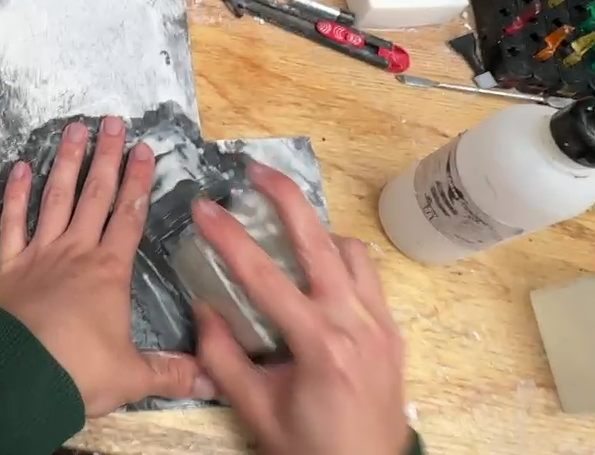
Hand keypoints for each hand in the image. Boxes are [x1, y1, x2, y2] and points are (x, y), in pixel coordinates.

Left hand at [0, 116, 213, 414]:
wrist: (20, 381)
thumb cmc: (79, 372)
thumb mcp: (132, 376)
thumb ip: (171, 372)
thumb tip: (213, 380)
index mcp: (109, 271)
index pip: (129, 215)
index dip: (139, 181)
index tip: (144, 148)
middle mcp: (77, 251)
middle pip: (95, 195)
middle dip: (107, 157)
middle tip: (111, 121)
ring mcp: (41, 252)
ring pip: (56, 197)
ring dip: (67, 162)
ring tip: (73, 128)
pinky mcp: (11, 264)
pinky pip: (13, 222)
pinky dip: (15, 194)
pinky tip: (20, 167)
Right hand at [191, 162, 409, 454]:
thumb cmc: (310, 448)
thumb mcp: (255, 411)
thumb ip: (222, 357)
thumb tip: (202, 306)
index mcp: (319, 345)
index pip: (262, 275)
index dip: (227, 235)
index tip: (201, 206)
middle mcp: (356, 323)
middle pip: (317, 239)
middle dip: (284, 195)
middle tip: (254, 168)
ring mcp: (381, 322)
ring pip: (349, 248)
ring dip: (315, 230)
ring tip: (286, 228)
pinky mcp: (393, 328)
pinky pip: (366, 272)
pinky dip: (340, 257)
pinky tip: (318, 269)